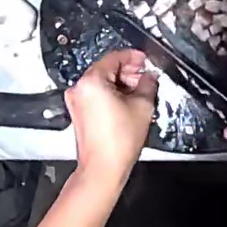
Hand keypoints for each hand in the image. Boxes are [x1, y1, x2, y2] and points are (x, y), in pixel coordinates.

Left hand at [66, 49, 154, 185]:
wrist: (102, 169)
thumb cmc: (118, 141)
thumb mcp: (143, 106)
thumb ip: (148, 84)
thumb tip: (149, 76)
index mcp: (92, 81)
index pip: (114, 57)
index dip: (133, 57)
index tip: (144, 59)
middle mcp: (79, 88)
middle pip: (106, 68)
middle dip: (128, 71)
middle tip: (145, 76)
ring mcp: (76, 101)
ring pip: (101, 82)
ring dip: (120, 83)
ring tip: (140, 91)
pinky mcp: (78, 113)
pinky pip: (96, 94)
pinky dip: (111, 94)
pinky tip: (127, 102)